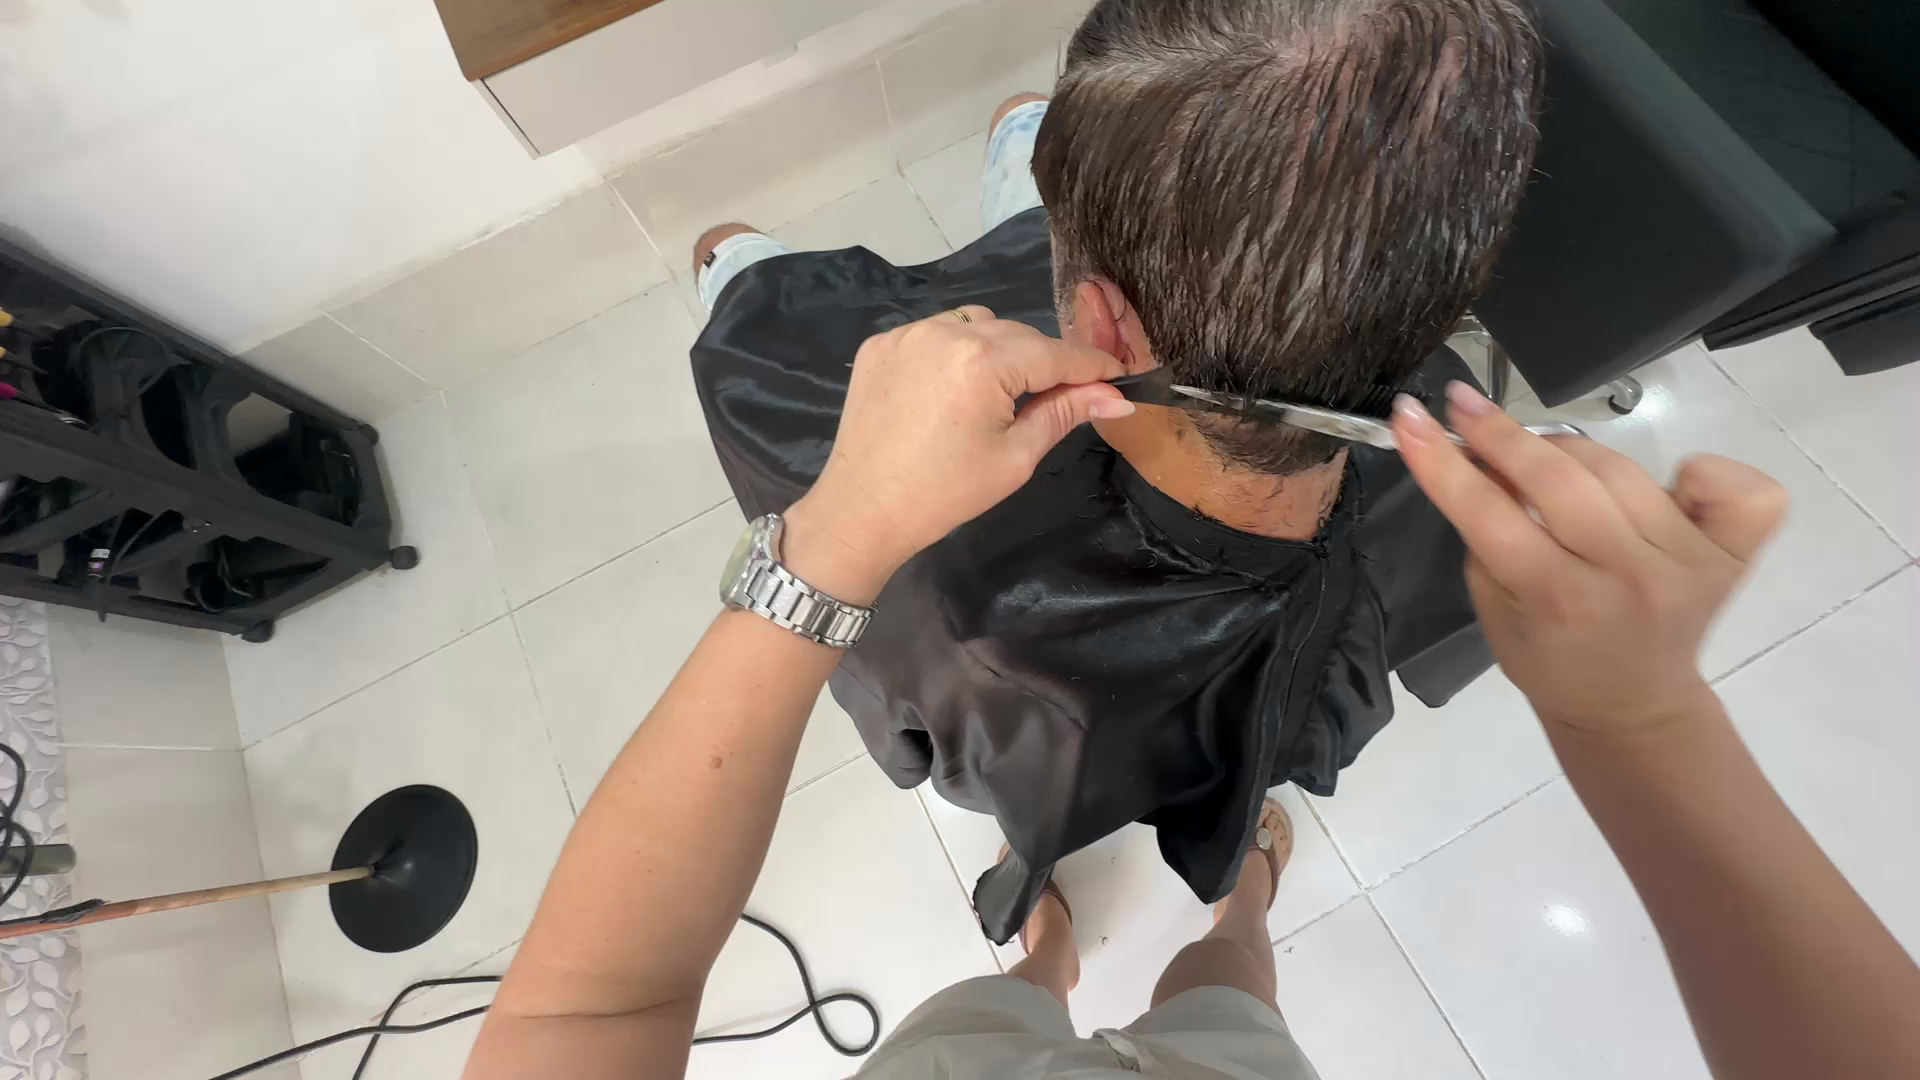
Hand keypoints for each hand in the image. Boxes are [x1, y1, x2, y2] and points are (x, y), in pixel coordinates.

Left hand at [781, 306, 1131, 603]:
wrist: (862, 511)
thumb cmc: (945, 494)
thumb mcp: (1015, 458)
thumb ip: (1065, 414)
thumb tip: (1116, 397)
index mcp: (982, 362)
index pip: (1054, 354)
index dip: (1091, 366)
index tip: (1117, 376)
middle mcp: (944, 331)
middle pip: (1018, 334)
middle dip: (1043, 362)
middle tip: (1058, 398)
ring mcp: (907, 334)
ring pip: (977, 324)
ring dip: (1000, 350)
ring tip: (998, 394)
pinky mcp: (881, 344)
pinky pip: (937, 333)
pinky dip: (956, 351)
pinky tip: (952, 389)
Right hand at [1392, 382, 1787, 734]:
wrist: (1627, 702)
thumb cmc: (1540, 654)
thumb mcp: (1489, 600)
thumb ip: (1487, 531)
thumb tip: (1481, 462)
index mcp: (1553, 595)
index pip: (1485, 511)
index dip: (1440, 459)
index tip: (1409, 414)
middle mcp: (1626, 573)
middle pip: (1557, 477)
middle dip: (1499, 432)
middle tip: (1461, 403)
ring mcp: (1687, 561)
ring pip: (1619, 468)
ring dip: (1564, 449)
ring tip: (1534, 457)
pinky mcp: (1734, 555)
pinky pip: (1739, 488)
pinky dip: (1699, 471)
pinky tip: (1668, 480)